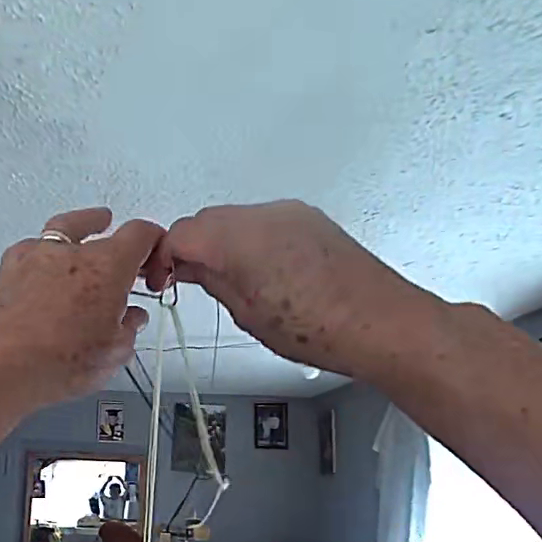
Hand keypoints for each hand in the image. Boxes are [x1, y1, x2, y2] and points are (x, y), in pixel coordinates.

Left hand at [0, 207, 159, 403]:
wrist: (6, 365)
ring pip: (63, 229)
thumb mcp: (116, 351)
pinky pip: (32, 248)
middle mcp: (73, 253)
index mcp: (108, 266)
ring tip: (89, 229)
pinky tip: (46, 261)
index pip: (141, 234)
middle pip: (103, 229)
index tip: (156, 259)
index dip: (155, 242)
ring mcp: (38, 257)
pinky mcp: (10, 271)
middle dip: (121, 242)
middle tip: (128, 257)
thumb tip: (129, 321)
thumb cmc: (61, 358)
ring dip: (80, 229)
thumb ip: (128, 328)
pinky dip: (44, 252)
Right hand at [147, 200, 439, 377]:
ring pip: (236, 219)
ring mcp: (290, 213)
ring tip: (229, 282)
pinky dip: (250, 240)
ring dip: (221, 243)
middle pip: (207, 220)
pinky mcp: (309, 219)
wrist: (380, 321)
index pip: (182, 234)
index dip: (163, 257)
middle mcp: (265, 215)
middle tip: (190, 281)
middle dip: (192, 248)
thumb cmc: (322, 328)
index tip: (162, 278)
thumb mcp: (250, 315)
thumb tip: (194, 269)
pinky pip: (264, 221)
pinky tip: (260, 272)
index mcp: (241, 239)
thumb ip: (214, 282)